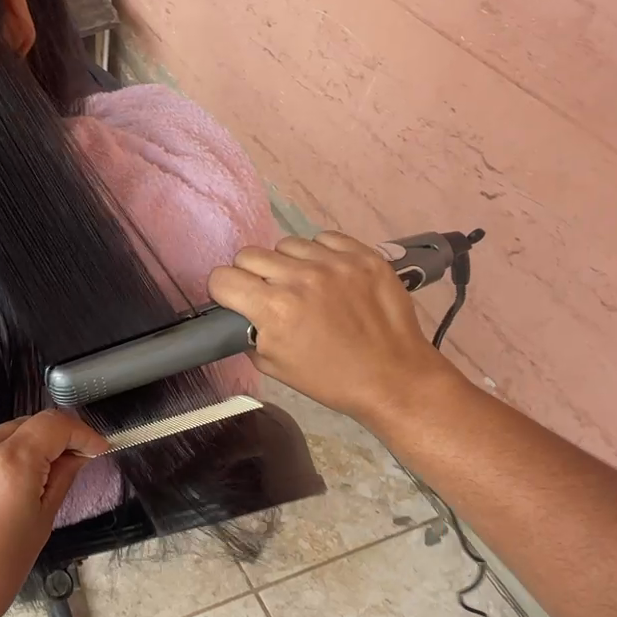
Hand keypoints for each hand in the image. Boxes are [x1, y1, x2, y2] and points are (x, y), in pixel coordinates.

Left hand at [0, 411, 108, 616]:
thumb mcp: (40, 526)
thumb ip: (61, 477)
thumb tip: (79, 452)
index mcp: (11, 464)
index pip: (53, 424)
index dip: (79, 432)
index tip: (92, 448)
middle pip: (19, 428)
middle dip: (39, 447)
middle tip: (45, 479)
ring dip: (1, 456)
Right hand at [208, 231, 463, 427]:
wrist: (394, 378)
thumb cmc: (329, 378)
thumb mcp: (272, 365)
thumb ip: (247, 331)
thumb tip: (238, 311)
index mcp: (274, 308)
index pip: (222, 278)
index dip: (224, 291)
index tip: (235, 300)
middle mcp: (301, 278)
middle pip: (249, 255)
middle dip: (251, 276)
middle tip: (269, 295)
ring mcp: (335, 263)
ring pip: (285, 244)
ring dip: (286, 263)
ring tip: (303, 285)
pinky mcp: (363, 256)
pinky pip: (323, 238)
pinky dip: (319, 254)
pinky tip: (328, 275)